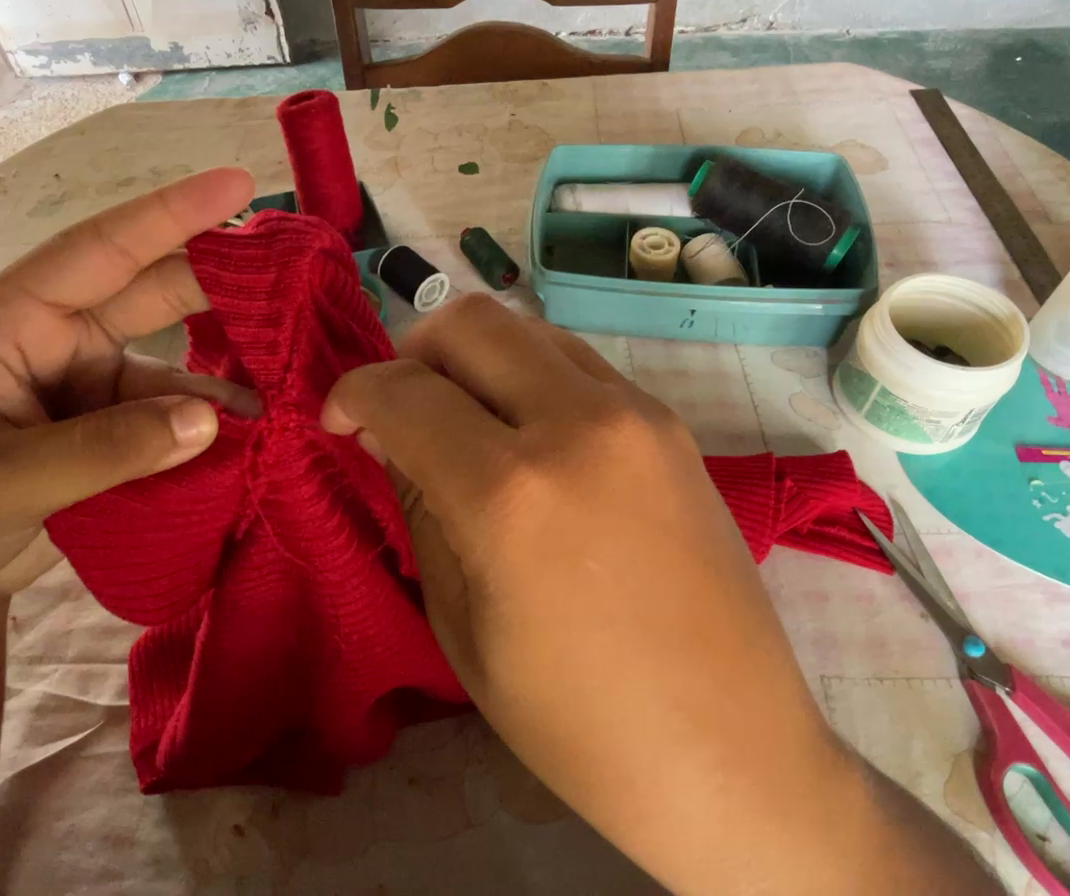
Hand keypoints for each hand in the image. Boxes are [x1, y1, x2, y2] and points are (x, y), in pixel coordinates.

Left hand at [0, 166, 260, 596]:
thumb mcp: (0, 479)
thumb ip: (105, 449)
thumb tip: (212, 419)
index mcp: (13, 320)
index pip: (100, 251)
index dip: (169, 214)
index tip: (238, 184)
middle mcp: (59, 337)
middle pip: (152, 292)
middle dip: (220, 280)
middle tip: (295, 271)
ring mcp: (93, 384)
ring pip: (177, 357)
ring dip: (228, 364)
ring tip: (294, 367)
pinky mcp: (117, 427)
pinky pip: (178, 411)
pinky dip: (216, 418)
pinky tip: (259, 426)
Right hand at [321, 295, 991, 894]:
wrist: (730, 748)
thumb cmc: (576, 721)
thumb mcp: (464, 624)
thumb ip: (420, 507)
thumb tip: (390, 436)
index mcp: (509, 492)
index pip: (403, 390)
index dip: (352, 395)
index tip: (340, 422)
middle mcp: (577, 423)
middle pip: (469, 321)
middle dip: (412, 350)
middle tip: (400, 409)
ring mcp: (637, 414)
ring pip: (529, 329)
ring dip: (476, 357)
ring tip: (463, 420)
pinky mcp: (672, 425)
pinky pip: (579, 365)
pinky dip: (532, 376)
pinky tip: (529, 437)